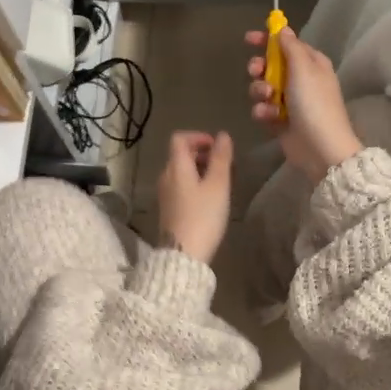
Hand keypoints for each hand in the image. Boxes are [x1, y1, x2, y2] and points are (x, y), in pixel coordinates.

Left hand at [157, 130, 232, 262]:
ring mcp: (165, 193)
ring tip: (222, 182)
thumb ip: (221, 158)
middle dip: (203, 154)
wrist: (183, 254)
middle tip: (225, 166)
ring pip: (182, 171)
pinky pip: (181, 186)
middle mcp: (166, 176)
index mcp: (176, 166)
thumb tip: (223, 135)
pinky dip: (195, 183)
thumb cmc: (203, 216)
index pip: (180, 138)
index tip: (218, 148)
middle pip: (181, 154)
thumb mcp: (218, 185)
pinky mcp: (168, 208)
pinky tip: (210, 198)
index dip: (199, 137)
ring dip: (201, 170)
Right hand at [245, 27, 362, 183]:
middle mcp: (301, 80)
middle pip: (271, 65)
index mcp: (311, 63)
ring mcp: (290, 101)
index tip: (248, 39)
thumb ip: (291, 47)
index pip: (287, 44)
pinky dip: (264, 112)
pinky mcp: (280, 121)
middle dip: (259, 68)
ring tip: (267, 99)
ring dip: (260, 91)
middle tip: (256, 72)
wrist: (321, 149)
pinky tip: (269, 117)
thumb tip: (283, 29)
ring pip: (263, 88)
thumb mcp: (304, 69)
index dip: (267, 40)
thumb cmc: (314, 104)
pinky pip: (263, 109)